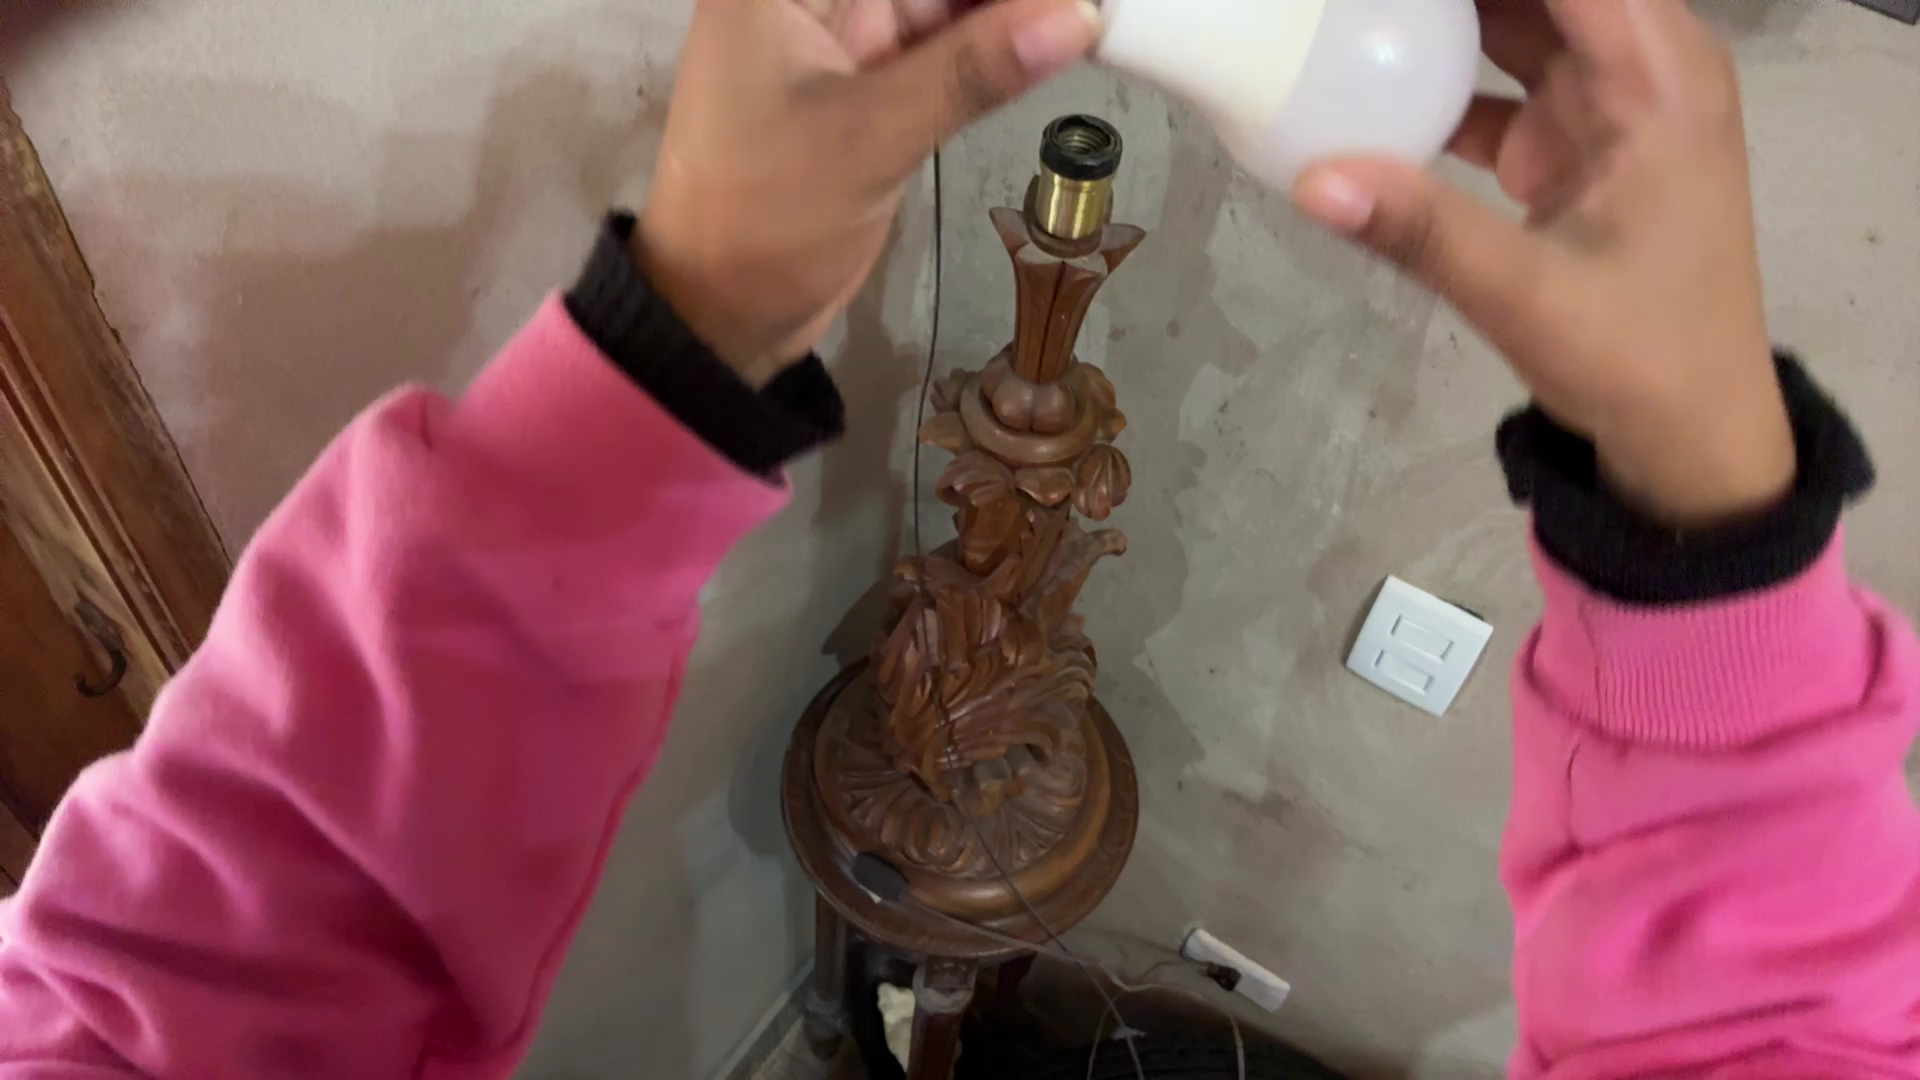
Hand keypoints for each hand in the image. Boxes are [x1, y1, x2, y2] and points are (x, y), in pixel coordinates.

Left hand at [638, 0, 1101, 386]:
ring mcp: (845, 49)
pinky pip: (940, 64)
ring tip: (1089, 20)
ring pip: (942, 13)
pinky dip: (989, 63)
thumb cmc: (768, 220)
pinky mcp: (869, 102)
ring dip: (1009, 21)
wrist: (727, 314)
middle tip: (1096, 6)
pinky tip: (1048, 49)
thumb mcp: (870, 138)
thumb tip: (1077, 17)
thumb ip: (972, 74)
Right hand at [1293, 0, 1793, 524]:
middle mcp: (1632, 80)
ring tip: (1363, 39)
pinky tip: (1378, 111)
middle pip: (1539, 4)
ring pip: (1515, 42)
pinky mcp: (1557, 164)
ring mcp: (1592, 123)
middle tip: (1360, 16)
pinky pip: (1490, 107)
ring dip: (1444, 34)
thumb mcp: (1521, 289)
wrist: (1676, 421)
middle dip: (1453, 7)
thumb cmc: (1631, 348)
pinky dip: (1436, 104)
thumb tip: (1311, 181)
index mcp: (1657, 80)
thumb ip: (1418, 231)